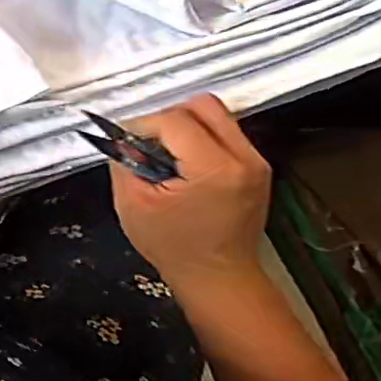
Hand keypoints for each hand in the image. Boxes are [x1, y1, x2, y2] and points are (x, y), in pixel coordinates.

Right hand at [109, 94, 271, 287]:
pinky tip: (180, 164)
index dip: (142, 126)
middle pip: (204, 106)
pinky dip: (197, 139)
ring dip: (183, 127)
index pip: (174, 120)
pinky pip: (225, 133)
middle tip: (146, 142)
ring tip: (163, 155)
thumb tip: (123, 140)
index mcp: (214, 168)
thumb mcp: (131, 203)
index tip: (125, 143)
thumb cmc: (172, 244)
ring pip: (216, 117)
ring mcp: (256, 162)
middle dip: (166, 117)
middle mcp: (245, 159)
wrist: (216, 274)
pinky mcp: (257, 168)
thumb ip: (125, 162)